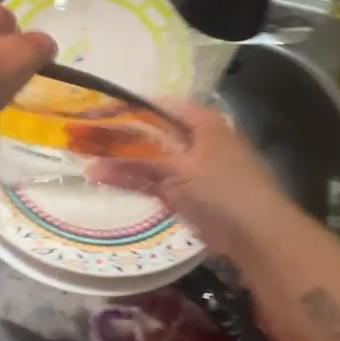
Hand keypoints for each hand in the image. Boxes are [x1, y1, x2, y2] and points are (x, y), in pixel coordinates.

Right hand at [81, 100, 298, 255]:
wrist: (256, 234)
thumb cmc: (223, 188)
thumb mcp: (179, 168)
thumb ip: (137, 161)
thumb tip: (94, 164)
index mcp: (200, 122)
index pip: (157, 105)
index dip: (126, 107)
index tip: (95, 111)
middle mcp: (193, 140)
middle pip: (148, 131)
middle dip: (117, 134)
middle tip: (83, 133)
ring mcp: (186, 167)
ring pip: (145, 157)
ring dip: (118, 158)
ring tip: (84, 156)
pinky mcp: (181, 193)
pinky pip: (149, 180)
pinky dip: (128, 178)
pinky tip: (102, 177)